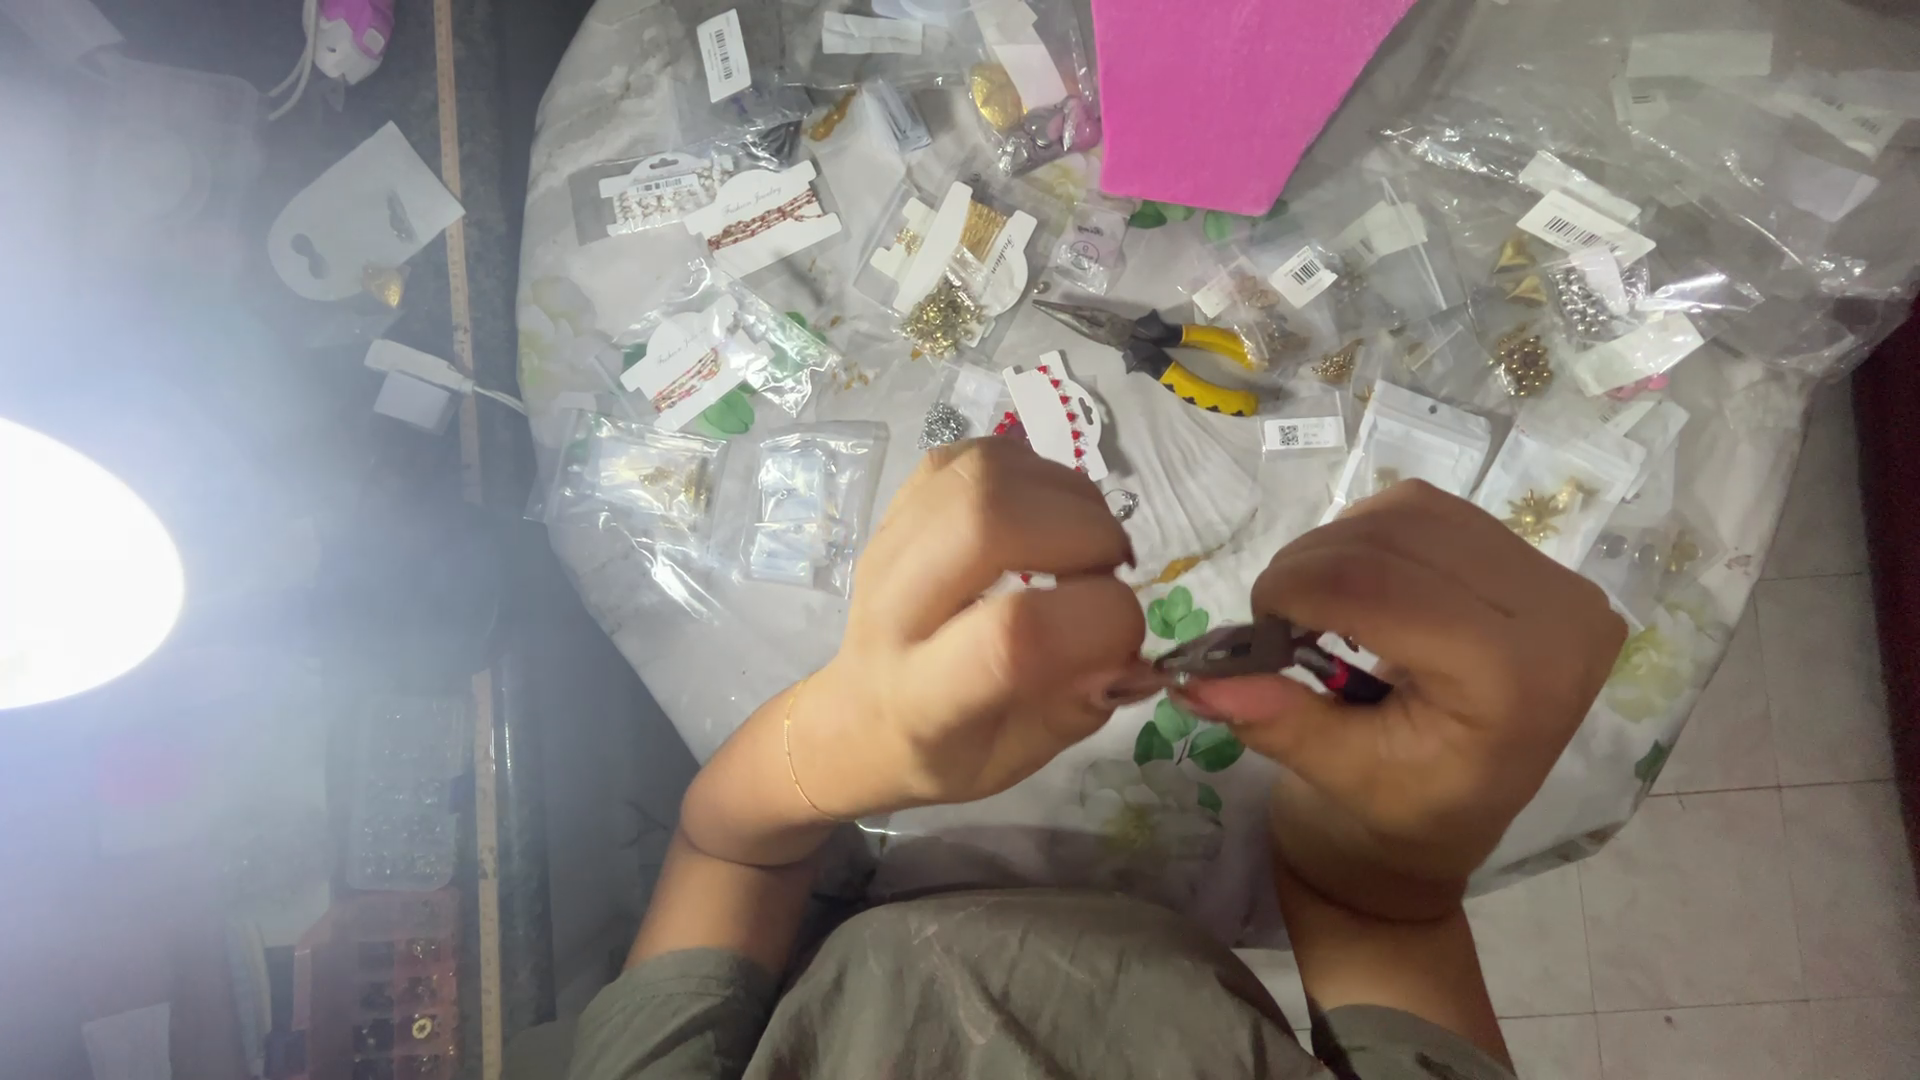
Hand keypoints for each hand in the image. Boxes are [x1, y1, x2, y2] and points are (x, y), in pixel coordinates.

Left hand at [791, 438, 1150, 818]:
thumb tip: (1130, 643)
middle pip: (986, 524)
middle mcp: (895, 609)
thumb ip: (1079, 705)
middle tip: (1110, 565)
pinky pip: (970, 456)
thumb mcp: (1016, 758)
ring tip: (1085, 536)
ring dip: (1062, 492)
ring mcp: (889, 546)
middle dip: (1083, 532)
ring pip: (980, 475)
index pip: (1012, 637)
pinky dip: (1029, 471)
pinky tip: (1044, 510)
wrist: (857, 714)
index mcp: (923, 696)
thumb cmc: (941, 750)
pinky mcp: (897, 507)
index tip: (1126, 630)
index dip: (1098, 619)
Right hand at [1175, 480, 1625, 919]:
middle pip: (1390, 539)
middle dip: (1305, 568)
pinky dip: (1362, 532)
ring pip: (1402, 512)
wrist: (1446, 811)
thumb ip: (1272, 717)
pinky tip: (1354, 583)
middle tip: (1274, 620)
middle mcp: (1557, 614)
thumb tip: (1191, 678)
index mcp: (1519, 679)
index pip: (1382, 589)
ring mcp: (1548, 578)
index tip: (1254, 626)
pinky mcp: (1522, 558)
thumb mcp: (1335, 772)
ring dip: (1331, 546)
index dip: (1295, 590)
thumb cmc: (1399, 810)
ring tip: (1312, 602)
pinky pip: (1418, 508)